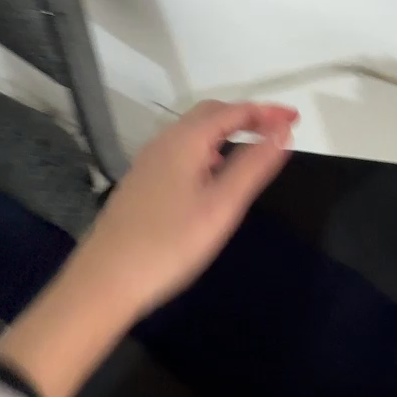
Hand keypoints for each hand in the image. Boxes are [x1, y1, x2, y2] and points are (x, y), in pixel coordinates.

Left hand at [71, 100, 299, 309]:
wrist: (101, 286)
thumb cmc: (168, 244)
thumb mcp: (222, 206)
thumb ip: (255, 166)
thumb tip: (284, 133)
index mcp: (186, 140)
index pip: (235, 111)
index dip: (268, 111)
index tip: (296, 118)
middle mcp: (166, 141)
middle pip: (212, 113)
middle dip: (248, 116)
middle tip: (278, 131)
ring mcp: (149, 161)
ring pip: (195, 131)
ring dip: (228, 130)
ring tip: (254, 149)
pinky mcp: (142, 182)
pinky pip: (183, 149)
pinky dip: (210, 147)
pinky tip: (215, 174)